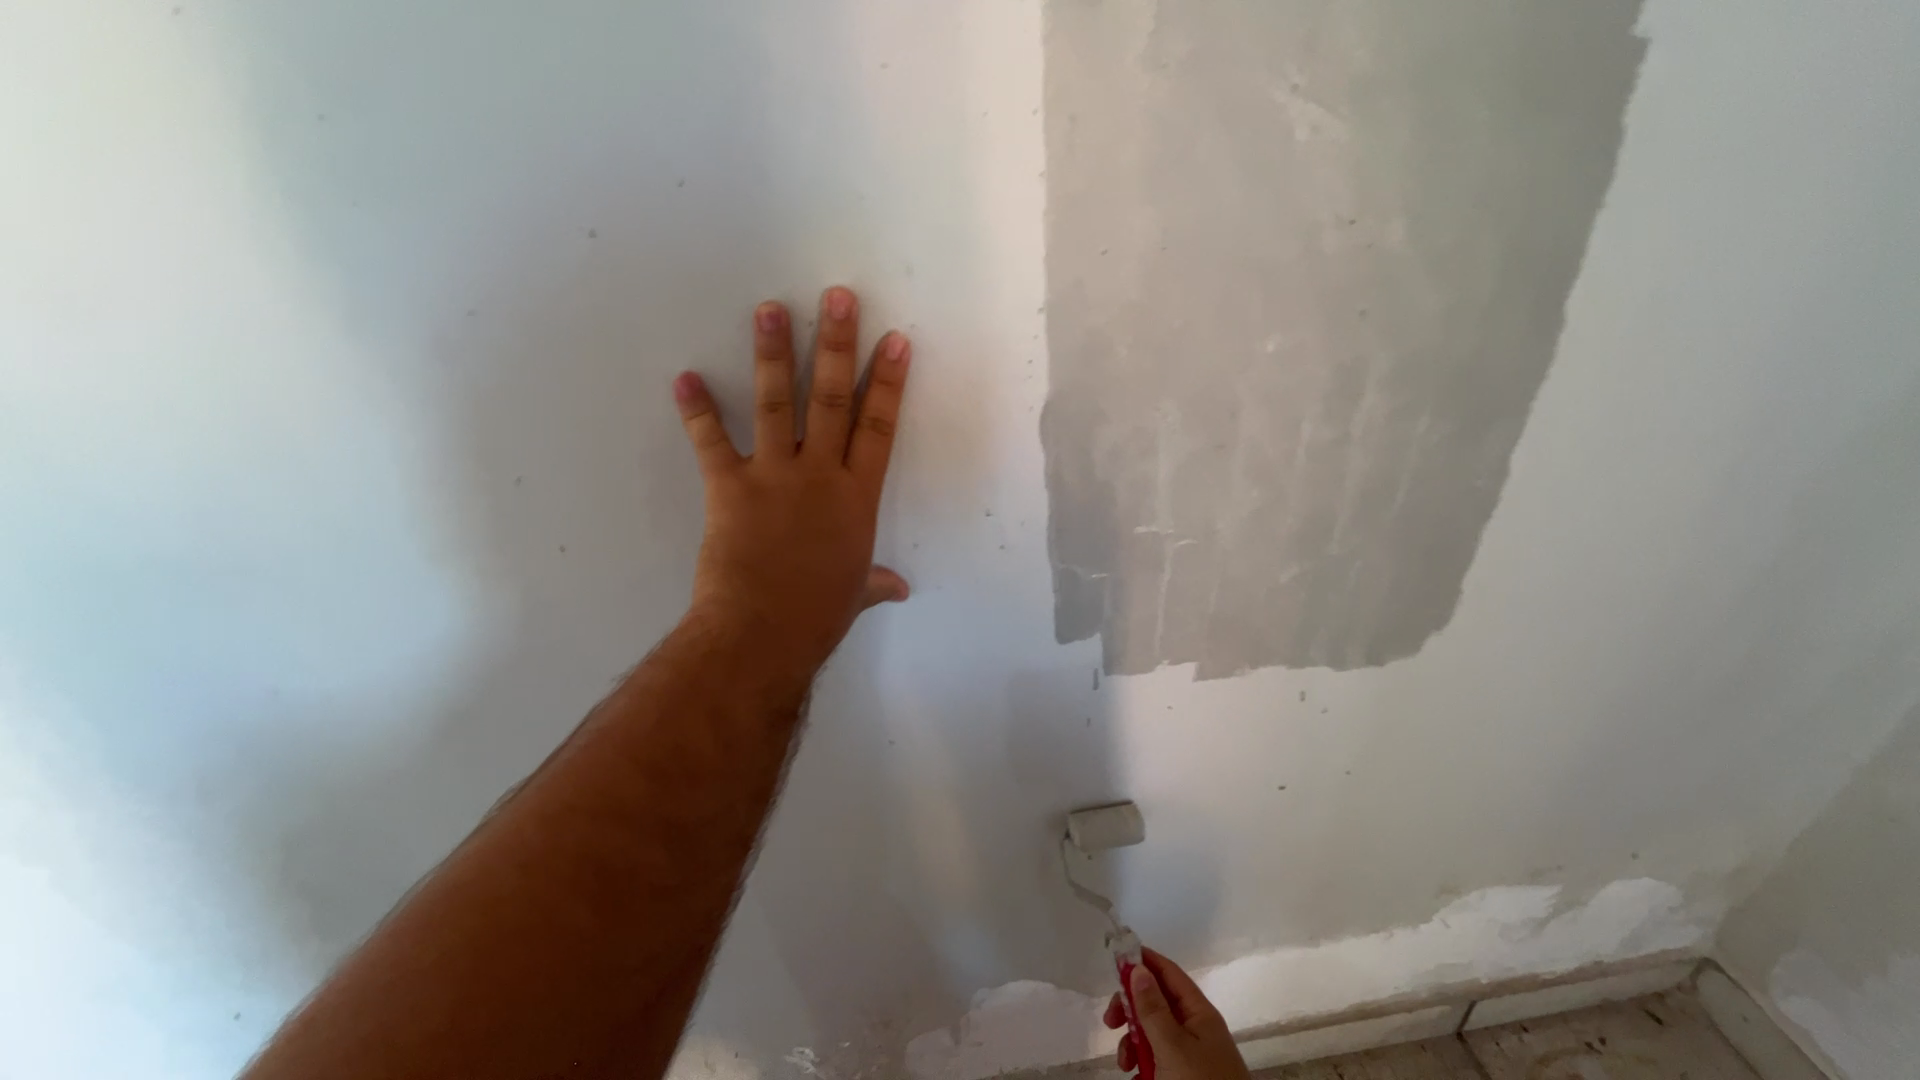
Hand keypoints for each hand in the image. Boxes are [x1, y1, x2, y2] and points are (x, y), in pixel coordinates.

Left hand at [671, 286, 911, 682]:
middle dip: (837, 344)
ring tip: (769, 308)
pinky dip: (697, 409)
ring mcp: (774, 476)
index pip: (880, 428)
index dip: (889, 382)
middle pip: (834, 399)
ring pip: (777, 404)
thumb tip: (899, 589)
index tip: (894, 341)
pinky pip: (711, 442)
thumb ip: (875, 582)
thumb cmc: (816, 616)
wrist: (763, 632)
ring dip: (773, 354)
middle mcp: (820, 474)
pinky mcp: (729, 487)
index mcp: (856, 498)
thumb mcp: (854, 595)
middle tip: (837, 296)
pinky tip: (684, 377)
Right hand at [1103, 949, 1250, 1079]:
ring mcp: (1191, 1054)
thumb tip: (1138, 967)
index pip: (1168, 972)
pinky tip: (1137, 1079)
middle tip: (1110, 1022)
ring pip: (1153, 1034)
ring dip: (1133, 1044)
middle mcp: (1196, 1028)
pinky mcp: (1184, 1077)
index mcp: (1199, 1013)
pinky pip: (1158, 1060)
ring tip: (1125, 1065)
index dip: (1143, 961)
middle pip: (1156, 1003)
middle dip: (1131, 1010)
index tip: (1114, 961)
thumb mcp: (1172, 1046)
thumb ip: (1153, 1008)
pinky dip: (1143, 1066)